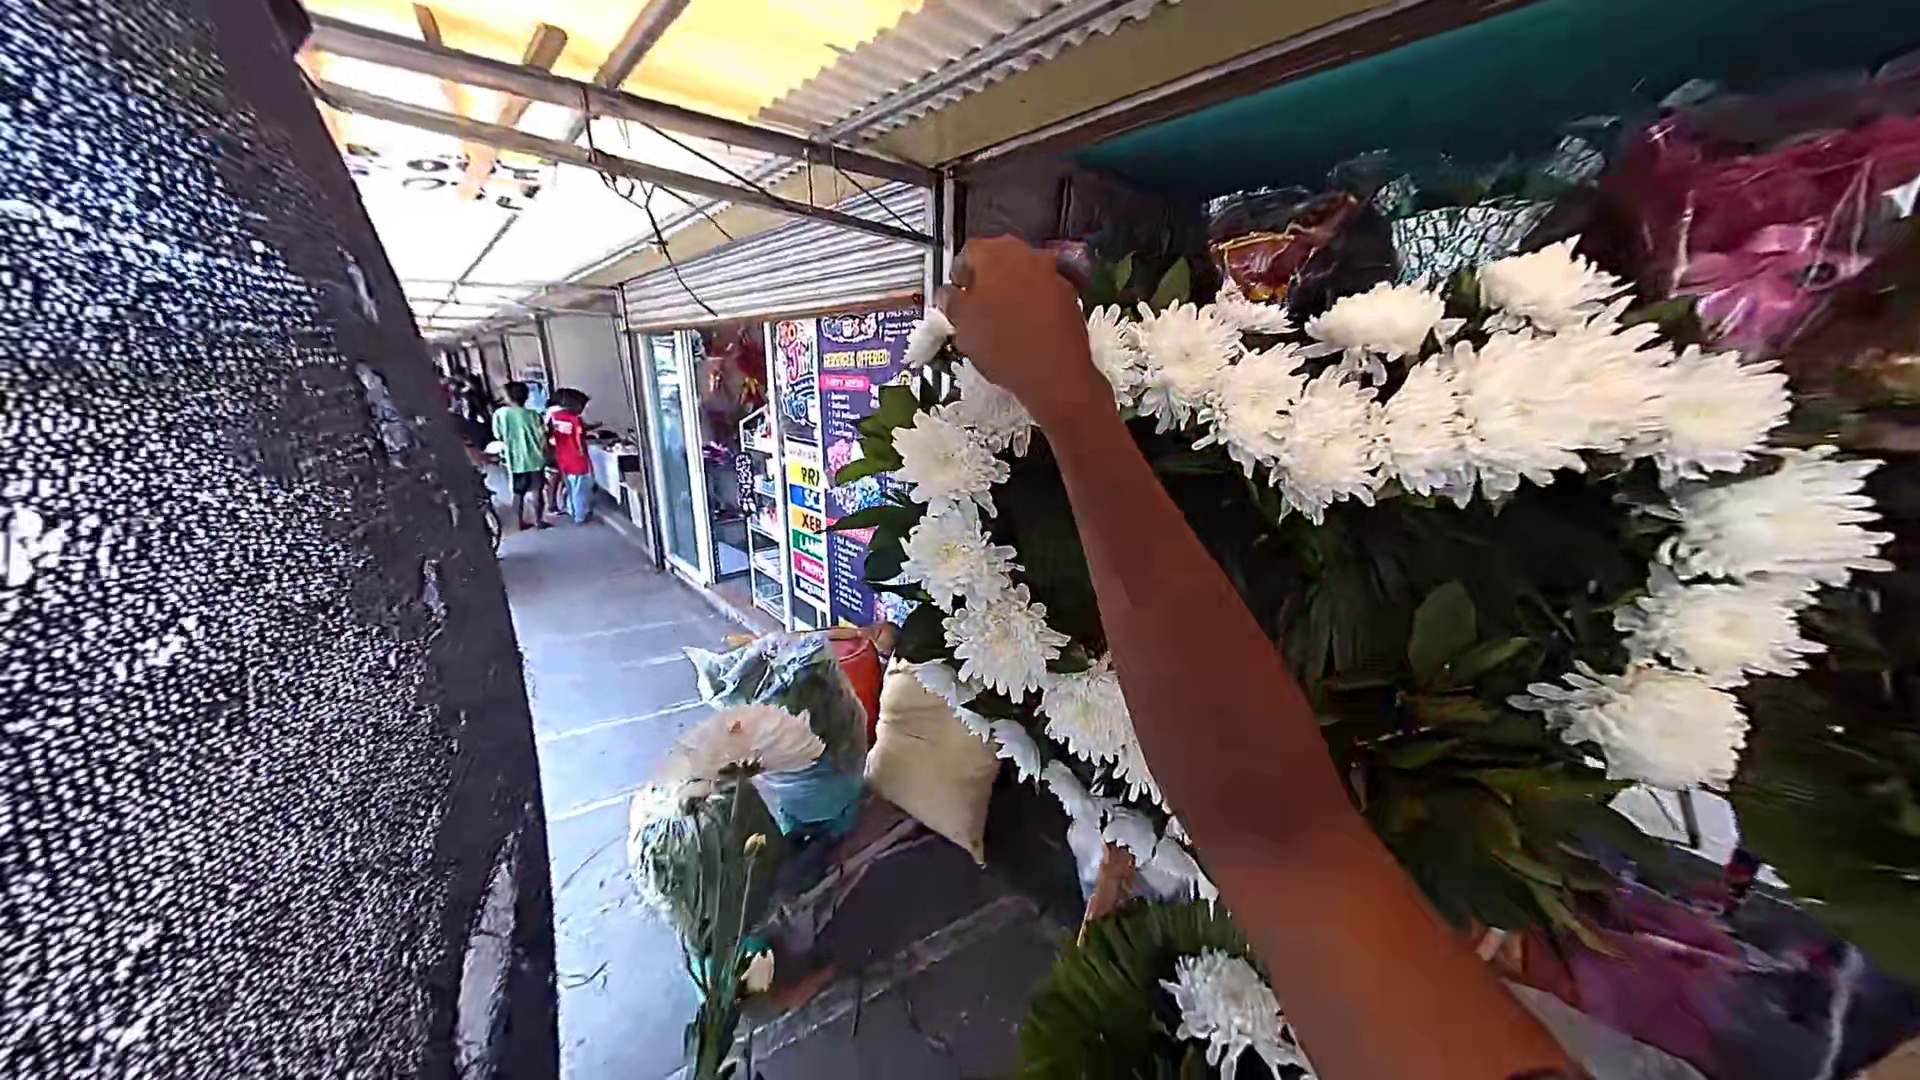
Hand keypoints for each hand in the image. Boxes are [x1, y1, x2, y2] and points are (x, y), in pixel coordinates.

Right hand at [943, 236, 1108, 429]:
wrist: (1054, 374)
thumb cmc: (1007, 346)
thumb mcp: (962, 326)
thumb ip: (951, 303)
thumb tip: (949, 297)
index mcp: (995, 254)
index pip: (967, 253)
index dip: (958, 276)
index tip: (954, 293)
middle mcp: (1028, 255)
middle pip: (998, 262)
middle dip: (985, 285)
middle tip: (974, 311)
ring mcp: (1053, 275)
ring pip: (1023, 279)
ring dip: (1010, 296)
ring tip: (999, 327)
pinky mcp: (1070, 299)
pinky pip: (1043, 298)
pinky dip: (1032, 309)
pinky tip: (1022, 334)